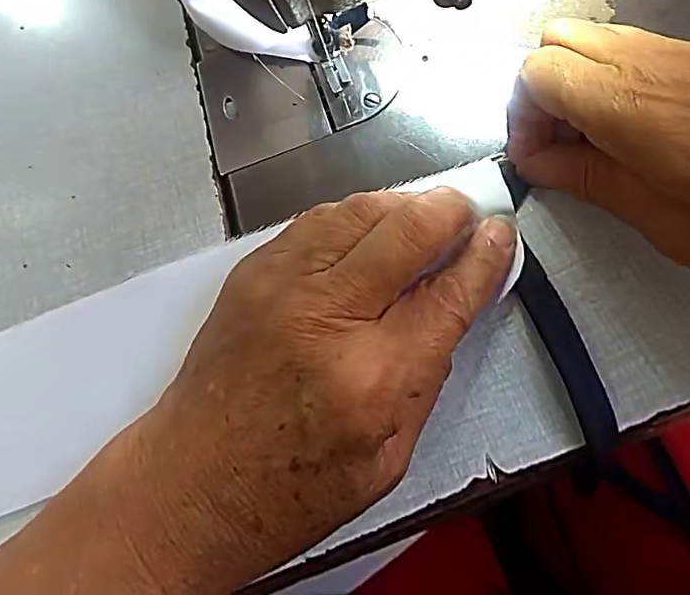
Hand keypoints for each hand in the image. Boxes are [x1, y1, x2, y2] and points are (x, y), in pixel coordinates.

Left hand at [0, 188, 516, 594]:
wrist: (187, 483)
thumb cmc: (294, 487)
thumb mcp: (389, 457)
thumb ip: (430, 369)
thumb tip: (459, 295)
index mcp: (371, 379)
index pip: (447, 294)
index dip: (484, 256)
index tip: (502, 233)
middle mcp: (327, 317)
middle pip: (407, 230)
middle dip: (449, 211)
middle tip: (467, 214)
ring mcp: (283, 282)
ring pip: (363, 209)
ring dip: (406, 203)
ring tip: (426, 213)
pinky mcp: (255, 268)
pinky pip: (322, 216)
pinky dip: (360, 211)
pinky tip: (375, 221)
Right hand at [508, 19, 689, 308]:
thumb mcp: (666, 223)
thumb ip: (590, 180)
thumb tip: (539, 160)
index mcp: (627, 100)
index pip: (535, 72)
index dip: (523, 118)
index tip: (540, 161)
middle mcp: (650, 59)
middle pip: (559, 39)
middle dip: (543, 90)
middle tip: (563, 147)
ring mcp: (687, 53)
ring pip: (599, 39)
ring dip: (581, 83)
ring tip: (604, 145)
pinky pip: (641, 52)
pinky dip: (619, 81)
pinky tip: (650, 136)